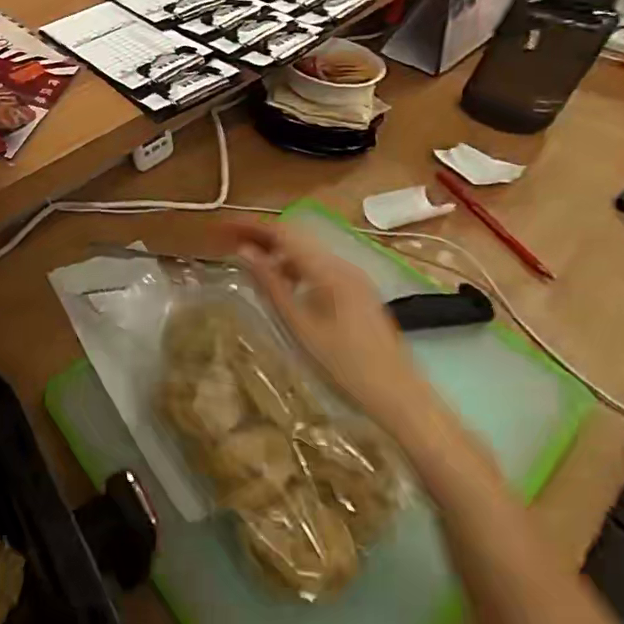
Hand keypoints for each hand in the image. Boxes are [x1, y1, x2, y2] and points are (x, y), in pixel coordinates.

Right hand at [228, 220, 436, 427]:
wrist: (401, 397)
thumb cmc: (346, 366)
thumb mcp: (300, 326)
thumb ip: (271, 284)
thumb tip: (244, 252)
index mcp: (329, 270)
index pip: (283, 233)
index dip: (250, 226)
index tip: (221, 228)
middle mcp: (343, 265)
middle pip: (295, 236)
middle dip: (260, 234)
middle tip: (227, 240)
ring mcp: (354, 277)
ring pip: (307, 250)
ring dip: (276, 249)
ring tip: (247, 260)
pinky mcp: (357, 291)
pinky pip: (318, 266)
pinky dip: (294, 265)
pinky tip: (281, 282)